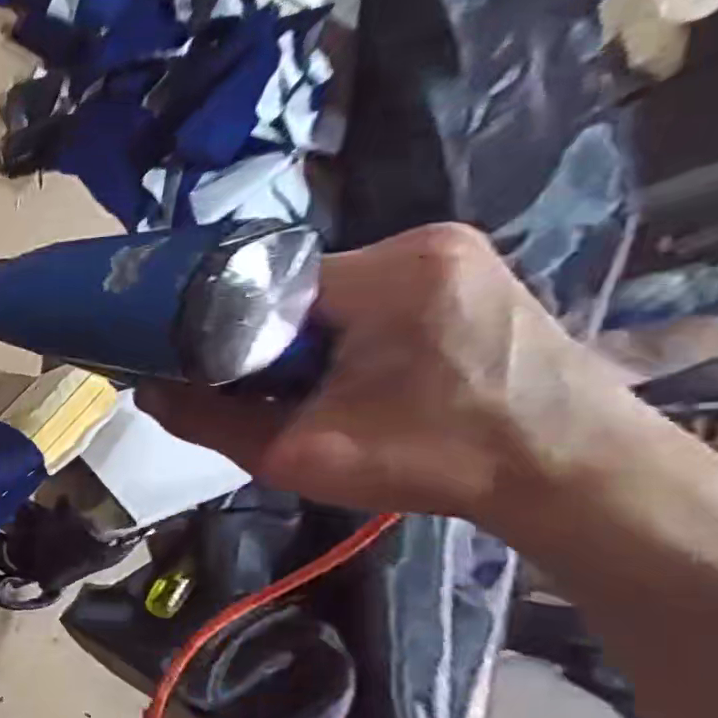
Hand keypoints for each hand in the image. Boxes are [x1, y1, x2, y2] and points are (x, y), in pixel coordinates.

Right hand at [136, 223, 627, 521]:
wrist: (574, 475)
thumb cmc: (434, 462)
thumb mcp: (295, 455)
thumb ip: (207, 422)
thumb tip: (144, 390)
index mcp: (387, 274)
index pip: (260, 287)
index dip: (222, 331)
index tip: (211, 372)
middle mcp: (422, 243)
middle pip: (291, 289)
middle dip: (263, 338)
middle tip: (261, 389)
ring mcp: (450, 252)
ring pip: (325, 293)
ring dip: (300, 337)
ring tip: (305, 385)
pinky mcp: (465, 272)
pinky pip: (365, 295)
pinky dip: (341, 332)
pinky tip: (351, 372)